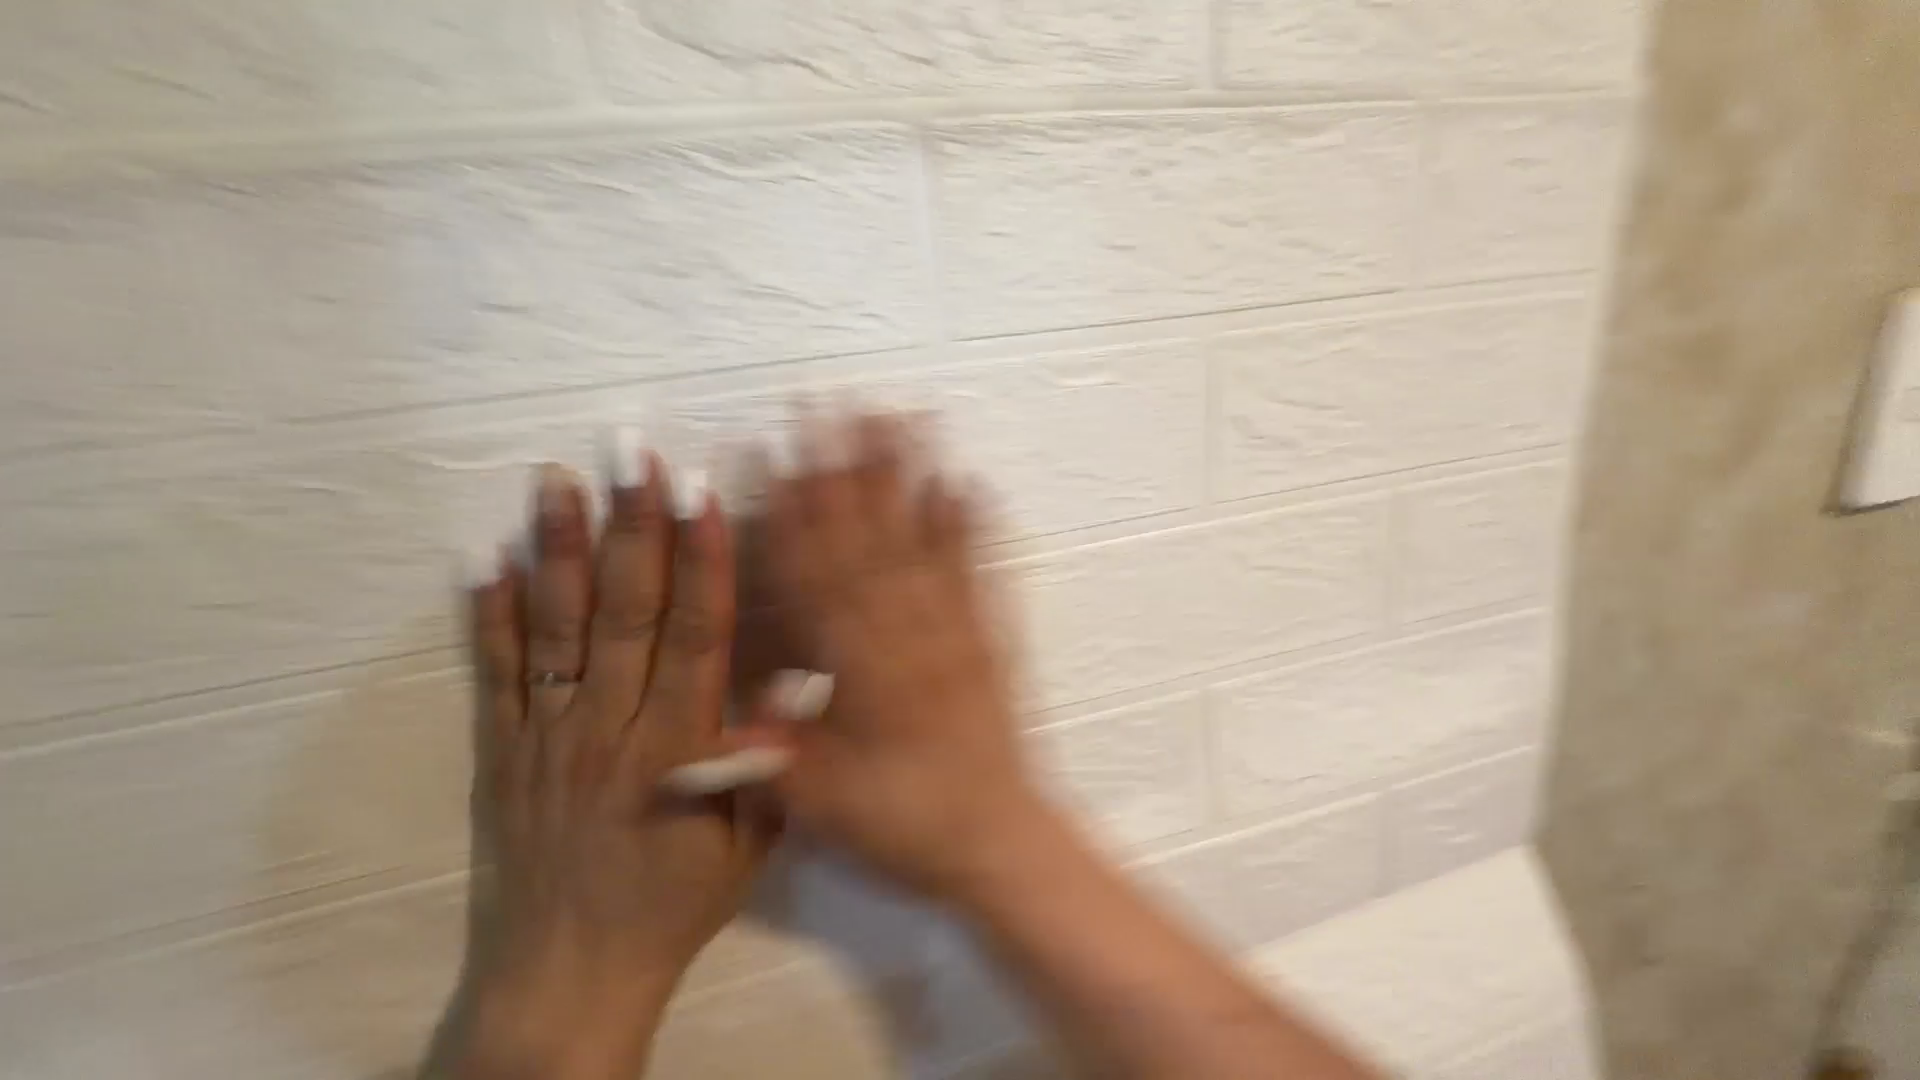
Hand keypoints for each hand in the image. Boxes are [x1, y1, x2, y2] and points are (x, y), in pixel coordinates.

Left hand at [457, 455, 778, 1076]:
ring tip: (556, 478)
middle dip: (632, 525)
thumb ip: (776, 759)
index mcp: (679, 746)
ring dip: (558, 548)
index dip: (700, 558)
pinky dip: (488, 614)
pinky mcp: (502, 750)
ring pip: (556, 626)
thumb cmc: (677, 903)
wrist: (572, 972)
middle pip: (625, 610)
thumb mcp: (754, 843)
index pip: (694, 632)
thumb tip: (805, 677)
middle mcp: (610, 726)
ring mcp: (547, 734)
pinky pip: (495, 674)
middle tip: (629, 452)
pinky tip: (486, 557)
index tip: (699, 492)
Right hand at [752, 412, 1063, 904]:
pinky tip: (966, 480)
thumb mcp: (820, 807)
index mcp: (858, 673)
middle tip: (831, 399)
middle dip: (845, 467)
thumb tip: (696, 723)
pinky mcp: (989, 640)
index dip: (787, 513)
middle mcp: (907, 638)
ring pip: (924, 544)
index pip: (813, 578)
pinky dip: (971, 527)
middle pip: (869, 541)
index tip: (768, 454)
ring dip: (908, 476)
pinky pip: (980, 575)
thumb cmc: (905, 825)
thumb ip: (764, 758)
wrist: (998, 844)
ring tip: (899, 412)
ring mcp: (954, 633)